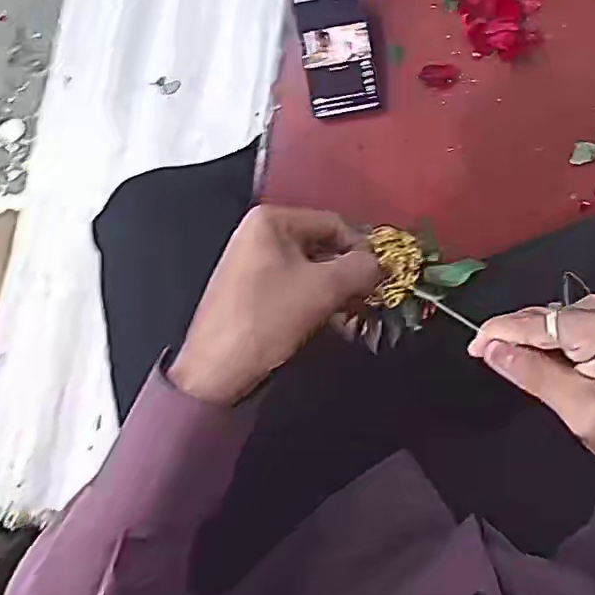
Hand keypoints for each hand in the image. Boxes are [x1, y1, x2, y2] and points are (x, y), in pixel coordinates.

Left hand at [167, 206, 380, 404]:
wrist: (214, 373)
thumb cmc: (267, 320)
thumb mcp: (324, 288)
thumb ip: (362, 268)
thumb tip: (380, 266)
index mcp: (271, 221)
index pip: (335, 224)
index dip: (361, 250)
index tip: (378, 277)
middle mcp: (259, 234)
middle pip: (324, 246)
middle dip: (349, 274)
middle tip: (368, 298)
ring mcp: (253, 262)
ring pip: (312, 269)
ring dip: (336, 291)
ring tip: (352, 315)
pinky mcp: (251, 290)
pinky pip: (296, 285)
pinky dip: (316, 301)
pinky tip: (332, 322)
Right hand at [468, 292, 594, 485]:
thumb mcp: (581, 412)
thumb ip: (534, 375)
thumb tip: (490, 348)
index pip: (536, 321)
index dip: (498, 332)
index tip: (471, 350)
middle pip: (541, 316)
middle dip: (512, 337)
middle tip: (488, 365)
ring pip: (548, 319)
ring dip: (528, 341)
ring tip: (515, 369)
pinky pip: (561, 324)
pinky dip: (546, 342)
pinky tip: (541, 364)